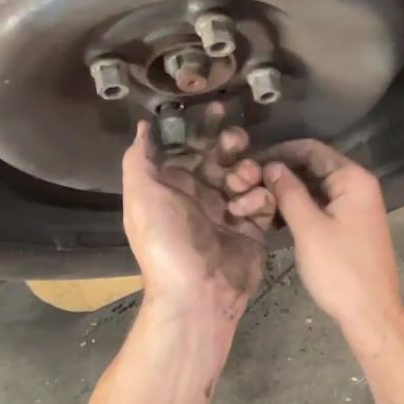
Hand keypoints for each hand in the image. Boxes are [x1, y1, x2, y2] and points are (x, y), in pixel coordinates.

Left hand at [121, 111, 275, 317]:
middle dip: (231, 146)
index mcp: (173, 186)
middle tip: (237, 142)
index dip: (204, 128)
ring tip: (242, 182)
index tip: (219, 110)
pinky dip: (260, 198)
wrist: (197, 293)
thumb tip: (141, 126)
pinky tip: (250, 208)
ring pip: (246, 177)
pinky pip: (263, 202)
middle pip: (223, 158)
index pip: (191, 148)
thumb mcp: (141, 195)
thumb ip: (140, 158)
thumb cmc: (166, 242)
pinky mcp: (253, 229)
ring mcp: (229, 212)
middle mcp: (201, 196)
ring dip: (246, 172)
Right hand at [260, 140, 403, 336]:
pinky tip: (278, 217)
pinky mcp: (352, 225)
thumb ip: (289, 193)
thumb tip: (271, 166)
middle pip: (315, 167)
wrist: (371, 313)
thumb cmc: (340, 270)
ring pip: (317, 188)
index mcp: (354, 179)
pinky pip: (323, 206)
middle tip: (249, 182)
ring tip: (257, 199)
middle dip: (284, 172)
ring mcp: (357, 207)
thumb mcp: (309, 229)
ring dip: (290, 192)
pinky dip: (302, 208)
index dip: (281, 151)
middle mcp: (359, 186)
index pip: (312, 149)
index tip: (251, 160)